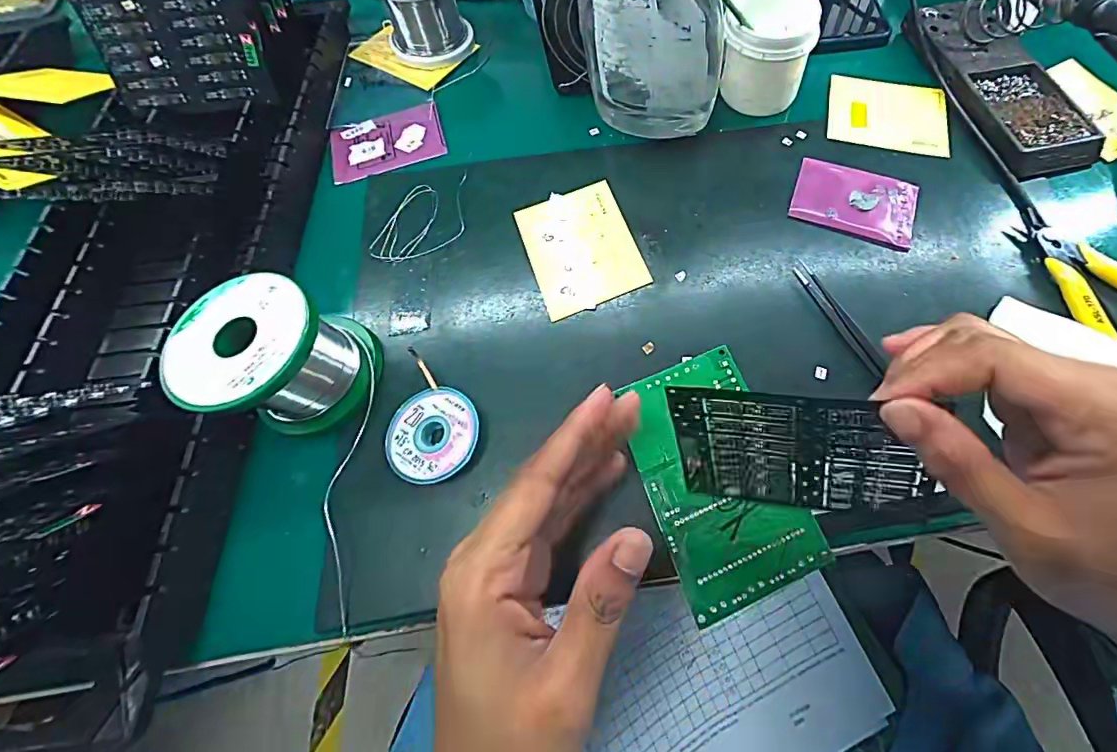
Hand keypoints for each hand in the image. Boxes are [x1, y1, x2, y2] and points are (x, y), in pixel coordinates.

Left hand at [436, 384, 653, 751]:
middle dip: (583, 442)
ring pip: (543, 504)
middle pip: (539, 486)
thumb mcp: (564, 684)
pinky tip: (601, 479)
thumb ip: (599, 606)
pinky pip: (545, 531)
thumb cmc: (513, 744)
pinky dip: (575, 503)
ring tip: (621, 431)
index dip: (572, 438)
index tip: (602, 398)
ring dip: (583, 467)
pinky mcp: (506, 588)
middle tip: (626, 407)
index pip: (535, 488)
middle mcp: (481, 559)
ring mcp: (492, 572)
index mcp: (482, 571)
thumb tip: (635, 536)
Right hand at [873, 314, 1116, 686]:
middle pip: (989, 340)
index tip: (885, 403)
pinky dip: (950, 369)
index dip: (931, 370)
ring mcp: (1082, 383)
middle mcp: (1100, 381)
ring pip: (986, 342)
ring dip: (932, 360)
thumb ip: (959, 463)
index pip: (997, 358)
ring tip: (894, 390)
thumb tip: (895, 410)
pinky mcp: (1062, 392)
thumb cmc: (1100, 574)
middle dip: (926, 362)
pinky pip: (994, 363)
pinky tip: (919, 378)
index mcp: (1105, 410)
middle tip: (885, 402)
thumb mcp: (1023, 530)